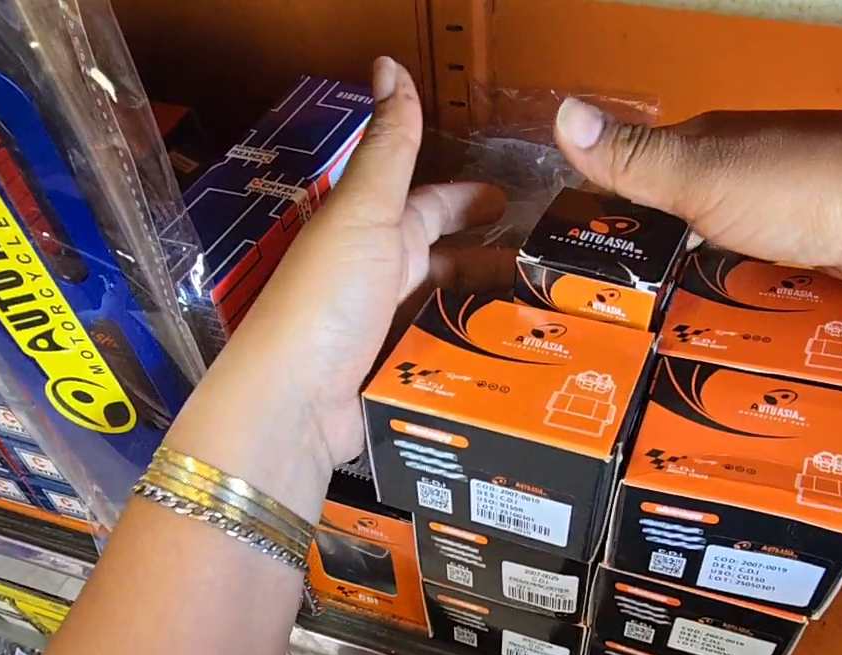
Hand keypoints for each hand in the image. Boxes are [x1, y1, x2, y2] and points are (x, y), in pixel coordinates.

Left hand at [194, 58, 505, 473]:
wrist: (295, 401)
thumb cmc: (326, 300)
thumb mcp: (362, 214)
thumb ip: (388, 149)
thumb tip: (390, 66)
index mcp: (376, 235)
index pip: (433, 209)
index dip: (470, 202)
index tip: (512, 203)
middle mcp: (383, 282)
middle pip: (450, 266)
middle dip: (495, 264)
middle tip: (546, 270)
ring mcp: (391, 334)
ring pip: (453, 316)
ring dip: (492, 315)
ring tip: (546, 322)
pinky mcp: (400, 381)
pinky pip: (446, 364)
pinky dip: (475, 361)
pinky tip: (514, 364)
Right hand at [551, 100, 841, 288]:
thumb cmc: (799, 189)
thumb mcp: (700, 174)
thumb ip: (634, 157)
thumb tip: (561, 114)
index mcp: (710, 144)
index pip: (640, 172)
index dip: (609, 210)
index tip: (581, 258)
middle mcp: (743, 168)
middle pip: (678, 213)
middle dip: (649, 251)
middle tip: (615, 305)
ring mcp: (778, 204)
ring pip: (715, 243)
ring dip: (688, 274)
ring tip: (658, 322)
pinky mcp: (808, 240)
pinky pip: (750, 266)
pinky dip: (729, 285)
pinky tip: (717, 314)